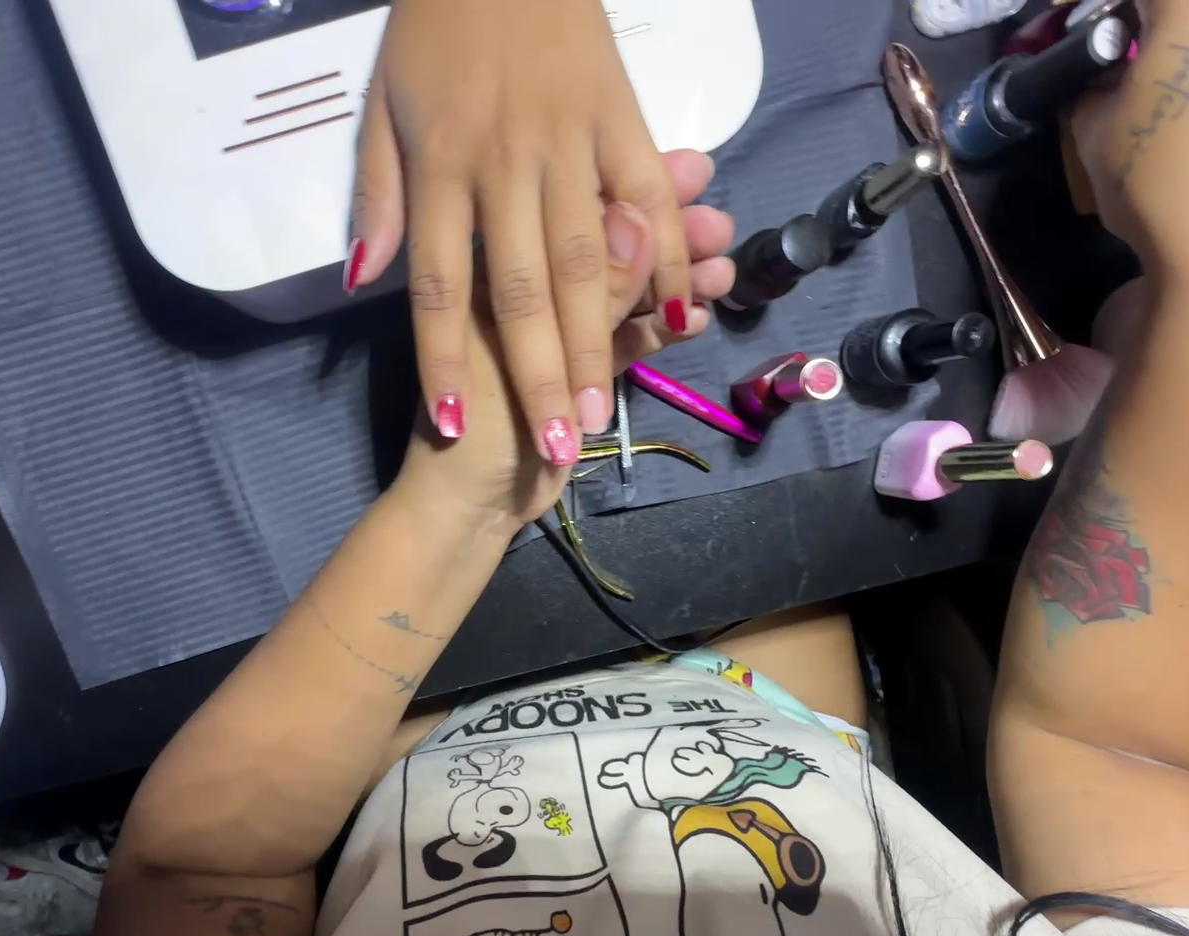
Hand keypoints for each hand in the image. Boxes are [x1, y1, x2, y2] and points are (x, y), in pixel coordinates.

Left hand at [352, 0, 697, 464]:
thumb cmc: (431, 29)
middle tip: (555, 446)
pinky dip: (671, 255)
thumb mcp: (380, 108)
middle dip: (538, 375)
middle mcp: (504, 164)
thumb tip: (363, 280)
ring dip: (599, 340)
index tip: (454, 427)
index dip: (443, 360)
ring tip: (604, 410)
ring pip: (588, 258)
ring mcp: (570, 141)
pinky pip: (650, 197)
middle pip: (522, 289)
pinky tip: (685, 313)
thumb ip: (377, 198)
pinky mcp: (622, 118)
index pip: (438, 285)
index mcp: (439, 167)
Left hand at [392, 150, 733, 539]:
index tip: (690, 173)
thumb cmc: (468, 437)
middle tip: (721, 217)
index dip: (636, 196)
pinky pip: (622, 341)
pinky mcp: (578, 371)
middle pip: (606, 252)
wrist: (462, 510)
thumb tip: (633, 219)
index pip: (574, 215)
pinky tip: (696, 315)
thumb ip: (577, 295)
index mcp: (497, 264)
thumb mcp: (517, 354)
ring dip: (673, 284)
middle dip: (668, 238)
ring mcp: (555, 329)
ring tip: (727, 263)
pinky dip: (657, 330)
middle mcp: (528, 285)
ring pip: (621, 296)